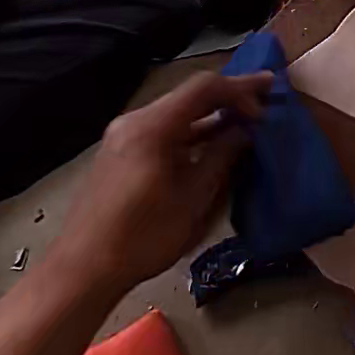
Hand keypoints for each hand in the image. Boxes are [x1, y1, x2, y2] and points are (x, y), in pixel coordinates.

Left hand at [51, 71, 271, 295]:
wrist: (85, 266)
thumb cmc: (144, 236)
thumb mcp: (193, 198)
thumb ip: (222, 157)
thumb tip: (246, 132)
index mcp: (153, 126)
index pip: (204, 88)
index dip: (241, 89)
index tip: (269, 98)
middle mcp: (135, 120)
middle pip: (188, 95)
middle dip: (228, 97)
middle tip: (264, 99)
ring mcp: (123, 134)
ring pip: (175, 112)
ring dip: (209, 115)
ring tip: (245, 120)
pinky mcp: (120, 151)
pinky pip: (162, 128)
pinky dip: (190, 130)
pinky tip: (210, 142)